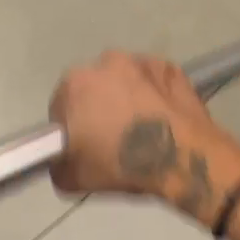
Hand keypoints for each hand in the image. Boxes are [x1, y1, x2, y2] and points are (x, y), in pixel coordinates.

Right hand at [48, 52, 239, 225]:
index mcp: (75, 83)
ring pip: (127, 80)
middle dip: (100, 106)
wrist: (182, 156)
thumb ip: (58, 163)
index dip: (70, 127)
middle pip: (96, 87)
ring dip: (129, 95)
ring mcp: (144, 61)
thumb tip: (64, 160)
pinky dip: (156, 93)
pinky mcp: (173, 67)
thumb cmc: (122, 164)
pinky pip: (156, 81)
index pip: (62, 105)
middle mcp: (108, 62)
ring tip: (142, 126)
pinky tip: (163, 116)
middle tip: (113, 135)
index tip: (83, 144)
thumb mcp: (71, 178)